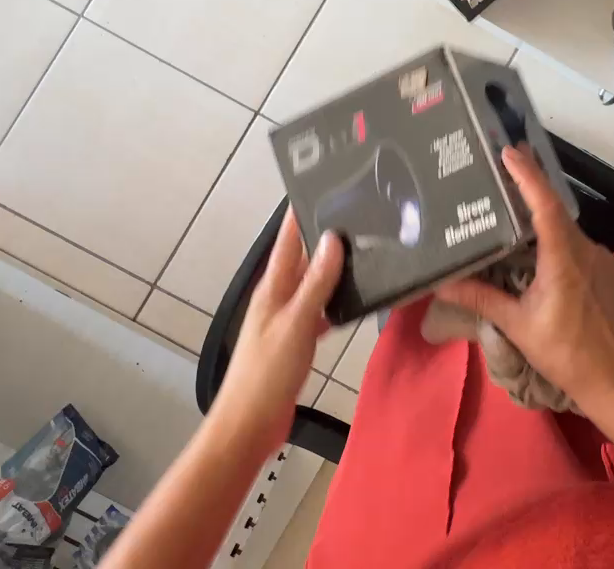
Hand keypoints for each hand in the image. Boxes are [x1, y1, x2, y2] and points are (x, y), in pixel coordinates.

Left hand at [211, 215, 342, 445]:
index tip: (315, 186)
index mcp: (272, 289)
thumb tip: (332, 238)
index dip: (297, 214)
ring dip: (331, 269)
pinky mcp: (295, 341)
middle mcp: (278, 298)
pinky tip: (353, 302)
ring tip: (363, 250)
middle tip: (355, 214)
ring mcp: (286, 320)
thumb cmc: (267, 372)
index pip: (286, 241)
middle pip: (302, 259)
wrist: (249, 426)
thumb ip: (315, 283)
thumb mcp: (296, 323)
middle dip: (323, 236)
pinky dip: (334, 302)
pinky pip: (318, 310)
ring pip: (313, 284)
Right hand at [436, 146, 613, 410]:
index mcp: (563, 257)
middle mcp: (586, 248)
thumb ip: (482, 298)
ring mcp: (601, 258)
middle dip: (531, 190)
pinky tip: (542, 253)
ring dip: (544, 221)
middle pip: (555, 212)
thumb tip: (442, 284)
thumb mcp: (517, 325)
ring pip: (567, 231)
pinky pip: (579, 247)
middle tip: (506, 168)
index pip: (545, 204)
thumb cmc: (564, 351)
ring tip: (515, 213)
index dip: (528, 175)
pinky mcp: (609, 270)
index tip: (510, 152)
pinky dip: (559, 242)